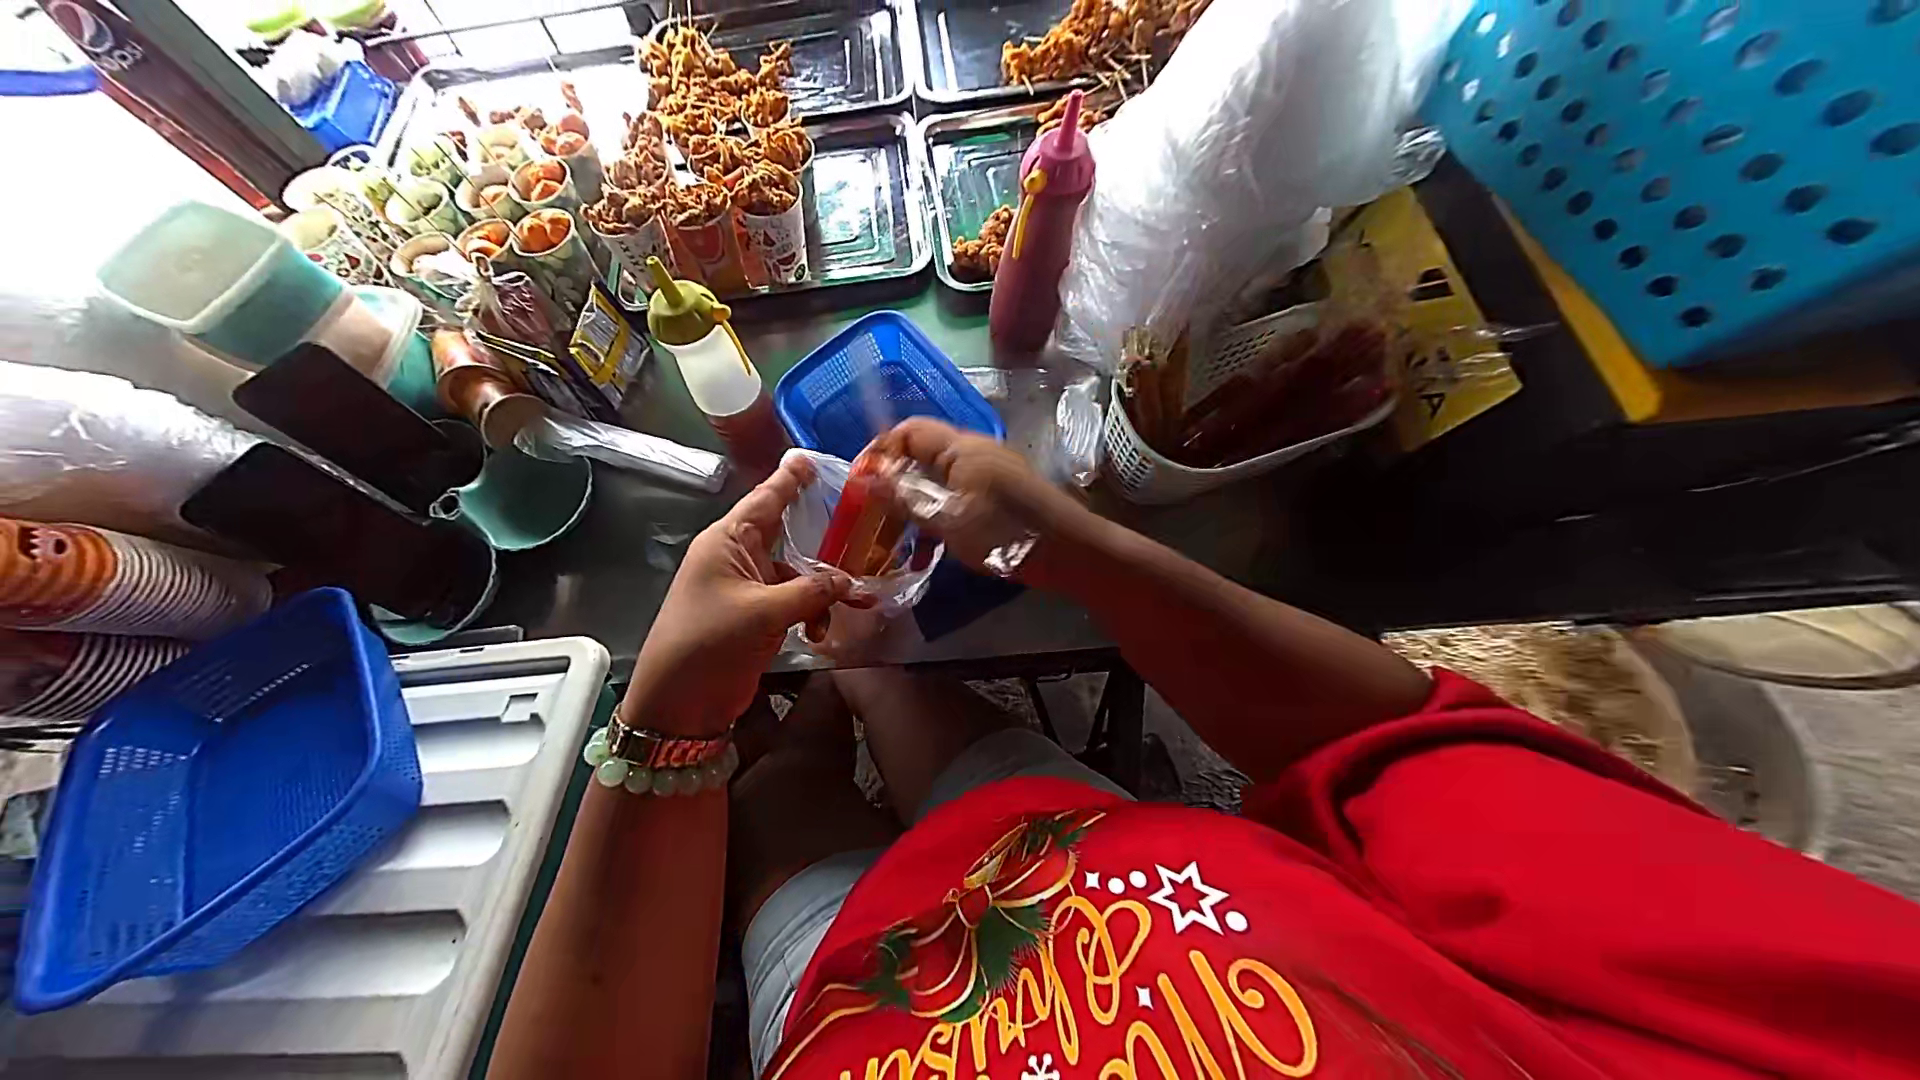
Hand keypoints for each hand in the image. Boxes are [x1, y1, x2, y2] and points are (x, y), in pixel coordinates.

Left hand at [626, 456, 871, 734]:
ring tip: (851, 599)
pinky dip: (812, 612)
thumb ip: (811, 592)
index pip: (764, 498)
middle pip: (786, 532)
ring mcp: (748, 587)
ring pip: (797, 571)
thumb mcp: (762, 613)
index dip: (790, 479)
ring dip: (822, 586)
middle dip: (820, 532)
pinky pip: (795, 600)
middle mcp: (738, 557)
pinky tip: (821, 630)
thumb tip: (851, 581)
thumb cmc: (708, 644)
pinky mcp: (757, 615)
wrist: (679, 702)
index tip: (813, 459)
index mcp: (728, 542)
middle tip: (858, 519)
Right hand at [869, 418, 1105, 586]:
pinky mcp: (998, 496)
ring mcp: (988, 474)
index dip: (879, 451)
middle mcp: (973, 452)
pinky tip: (927, 551)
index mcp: (960, 447)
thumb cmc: (1005, 531)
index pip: (907, 430)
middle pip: (920, 457)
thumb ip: (904, 496)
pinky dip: (937, 519)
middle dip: (893, 486)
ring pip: (936, 483)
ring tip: (895, 544)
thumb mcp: (947, 518)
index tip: (860, 483)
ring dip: (913, 509)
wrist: (1068, 550)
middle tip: (873, 519)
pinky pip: (956, 499)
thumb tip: (866, 476)